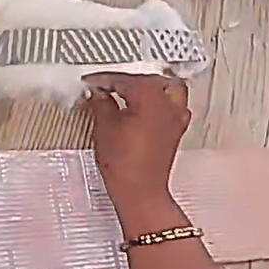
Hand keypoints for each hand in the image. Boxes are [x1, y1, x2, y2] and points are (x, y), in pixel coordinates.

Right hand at [84, 73, 192, 230]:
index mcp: (150, 97)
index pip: (124, 79)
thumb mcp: (104, 126)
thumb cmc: (125, 163)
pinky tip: (146, 107)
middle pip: (149, 78)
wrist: (139, 190)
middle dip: (127, 79)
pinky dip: (160, 100)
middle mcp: (169, 104)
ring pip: (169, 87)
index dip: (104, 79)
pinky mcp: (176, 130)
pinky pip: (174, 104)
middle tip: (107, 84)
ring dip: (150, 85)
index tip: (92, 82)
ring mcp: (176, 117)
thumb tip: (99, 94)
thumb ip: (101, 103)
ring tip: (131, 88)